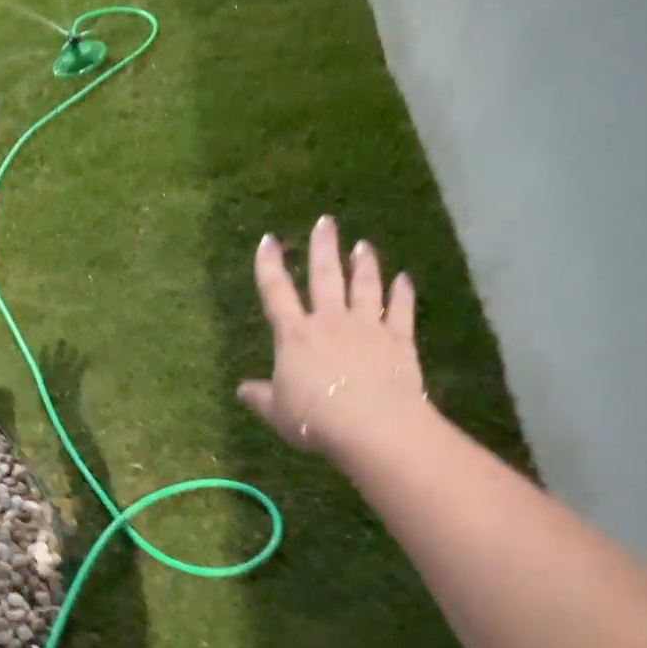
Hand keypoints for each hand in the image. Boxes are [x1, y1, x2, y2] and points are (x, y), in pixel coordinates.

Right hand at [238, 215, 431, 459]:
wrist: (371, 425)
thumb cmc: (314, 419)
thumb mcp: (276, 412)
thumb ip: (260, 397)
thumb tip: (242, 389)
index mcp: (294, 337)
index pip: (276, 293)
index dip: (269, 266)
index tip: (267, 241)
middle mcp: (330, 322)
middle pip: (325, 277)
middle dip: (324, 248)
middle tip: (326, 222)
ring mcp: (367, 327)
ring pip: (365, 286)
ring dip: (364, 264)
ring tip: (363, 245)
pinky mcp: (397, 339)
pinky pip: (400, 310)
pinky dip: (402, 293)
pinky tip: (404, 279)